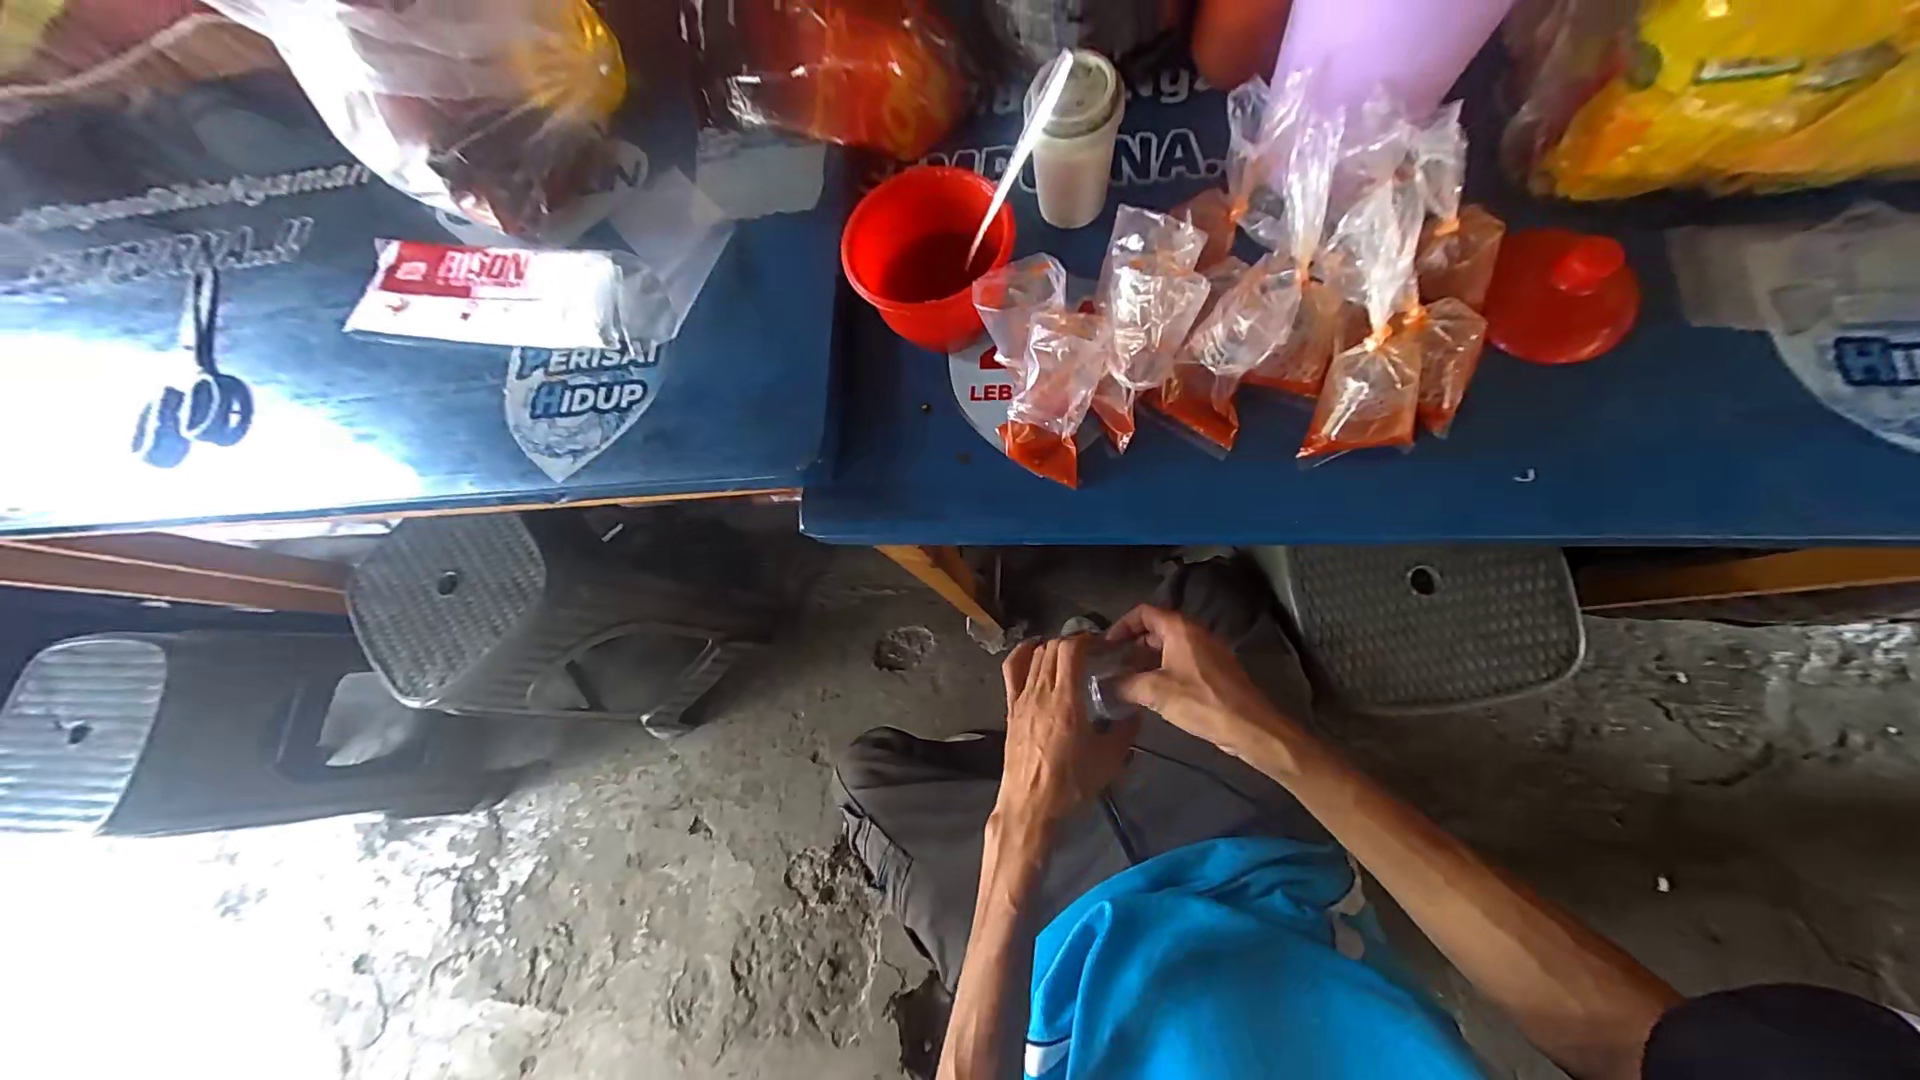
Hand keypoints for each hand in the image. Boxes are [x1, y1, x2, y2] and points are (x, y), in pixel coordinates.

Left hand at [996, 635, 1136, 828]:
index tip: (1104, 645)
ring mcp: (1022, 698)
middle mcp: (1041, 692)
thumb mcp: (1109, 760)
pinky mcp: (1010, 707)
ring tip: (1070, 655)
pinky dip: (1022, 653)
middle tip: (1093, 652)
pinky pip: (1011, 670)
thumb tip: (1136, 711)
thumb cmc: (1071, 784)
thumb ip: (1126, 731)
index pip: (1071, 650)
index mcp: (1066, 700)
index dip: (1088, 639)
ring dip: (1053, 647)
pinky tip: (1034, 651)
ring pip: (1034, 655)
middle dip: (1075, 642)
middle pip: (1053, 647)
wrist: (1030, 806)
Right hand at [1106, 605, 1306, 770]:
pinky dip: (1163, 669)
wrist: (1250, 727)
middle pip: (1156, 628)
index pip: (1143, 612)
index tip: (1107, 645)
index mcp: (1180, 629)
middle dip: (1132, 644)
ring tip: (1127, 679)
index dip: (1122, 625)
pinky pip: (1182, 661)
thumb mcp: (1155, 692)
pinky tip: (1152, 691)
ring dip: (1147, 659)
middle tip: (1114, 663)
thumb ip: (1125, 684)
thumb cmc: (1201, 701)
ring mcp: (1207, 651)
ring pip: (1169, 646)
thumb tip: (1105, 685)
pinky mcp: (1214, 670)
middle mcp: (1194, 633)